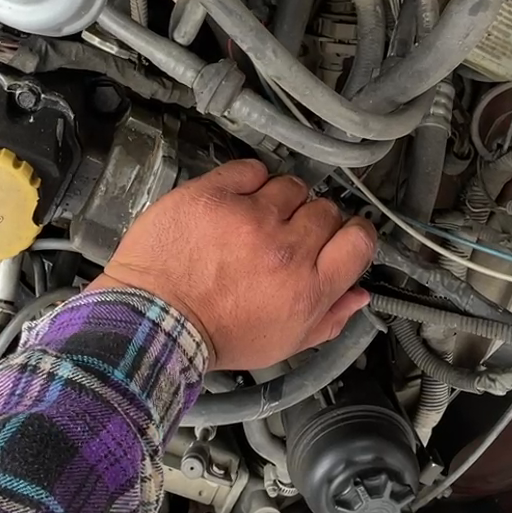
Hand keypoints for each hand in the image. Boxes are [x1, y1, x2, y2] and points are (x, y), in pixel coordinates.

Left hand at [89, 159, 375, 369]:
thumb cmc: (213, 335)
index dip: (353, 235)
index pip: (358, 240)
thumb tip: (358, 295)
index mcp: (306, 288)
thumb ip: (327, 319)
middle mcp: (284, 249)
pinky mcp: (213, 195)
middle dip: (310, 222)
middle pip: (326, 210)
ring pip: (290, 187)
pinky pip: (251, 169)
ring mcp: (248, 217)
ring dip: (279, 201)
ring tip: (255, 221)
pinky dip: (248, 181)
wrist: (153, 320)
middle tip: (285, 236)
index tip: (340, 235)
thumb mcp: (282, 343)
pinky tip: (236, 201)